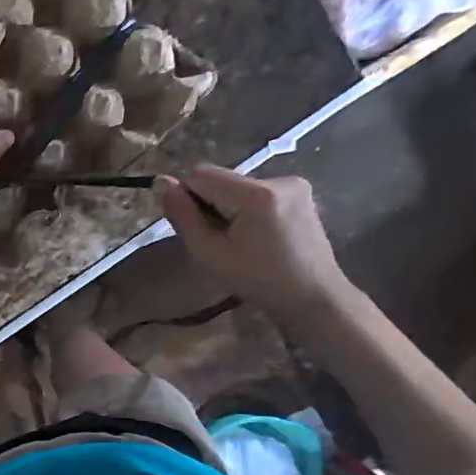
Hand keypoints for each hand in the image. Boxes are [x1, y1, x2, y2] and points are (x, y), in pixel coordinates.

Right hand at [156, 166, 350, 312]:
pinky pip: (257, 193)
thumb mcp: (210, 255)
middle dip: (212, 207)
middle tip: (223, 244)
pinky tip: (261, 239)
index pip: (201, 175)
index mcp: (257, 194)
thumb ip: (183, 216)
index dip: (190, 200)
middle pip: (221, 180)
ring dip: (230, 210)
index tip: (201, 231)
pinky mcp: (301, 193)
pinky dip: (248, 212)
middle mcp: (278, 178)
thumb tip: (161, 182)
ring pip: (238, 187)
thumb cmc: (259, 283)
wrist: (314, 299)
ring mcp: (293, 184)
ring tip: (244, 244)